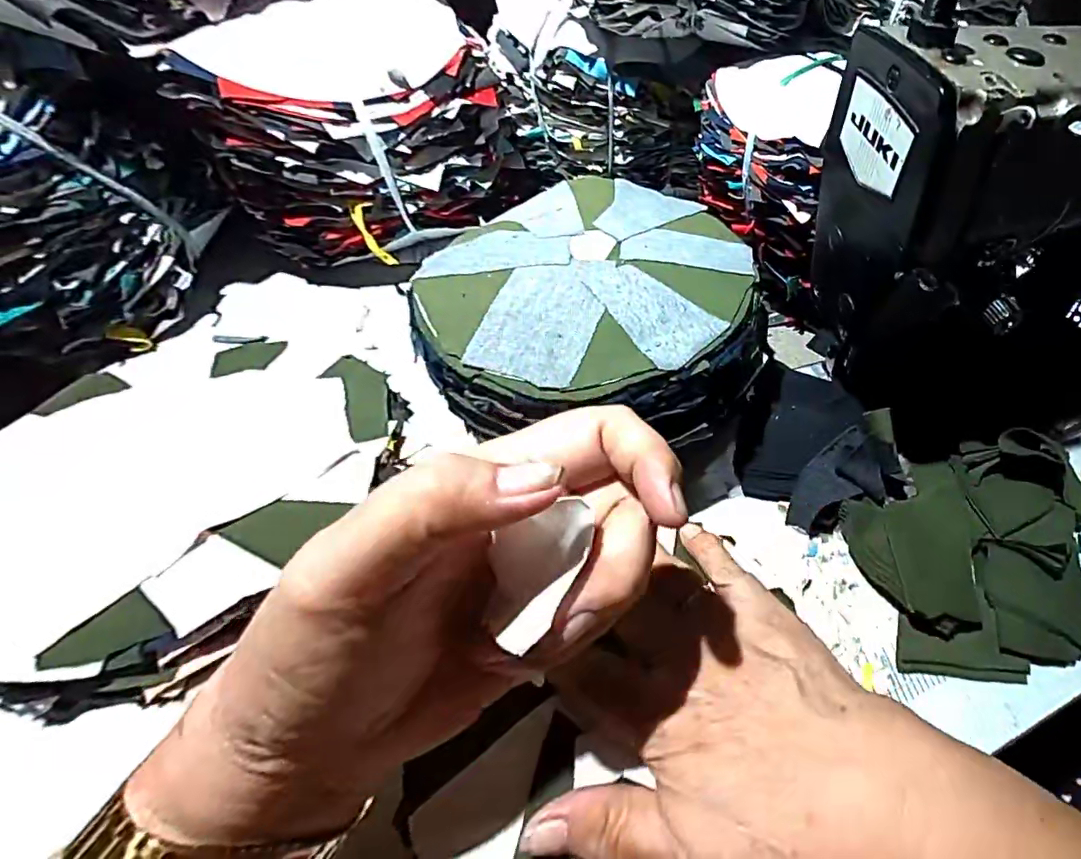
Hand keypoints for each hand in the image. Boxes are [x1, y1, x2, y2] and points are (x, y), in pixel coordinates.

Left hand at [123, 406, 686, 847]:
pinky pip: (613, 604)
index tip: (670, 513)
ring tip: (530, 649)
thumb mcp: (347, 570)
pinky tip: (527, 659)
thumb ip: (436, 504)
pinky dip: (585, 634)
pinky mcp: (563, 608)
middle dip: (621, 563)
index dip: (650, 457)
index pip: (605, 434)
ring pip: (631, 555)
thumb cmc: (311, 650)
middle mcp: (542, 508)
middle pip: (634, 502)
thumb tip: (549, 480)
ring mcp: (555, 561)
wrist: (303, 754)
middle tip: (571, 621)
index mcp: (497, 475)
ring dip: (599, 605)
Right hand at [530, 525, 1080, 858]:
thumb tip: (531, 831)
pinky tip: (694, 529)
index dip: (560, 660)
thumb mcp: (685, 843)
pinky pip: (733, 578)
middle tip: (559, 571)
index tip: (531, 634)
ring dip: (640, 569)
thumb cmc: (777, 821)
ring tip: (606, 541)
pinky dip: (713, 552)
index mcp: (660, 727)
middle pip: (626, 627)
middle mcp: (687, 671)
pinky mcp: (772, 618)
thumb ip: (612, 827)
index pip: (593, 685)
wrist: (861, 780)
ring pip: (671, 595)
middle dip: (591, 601)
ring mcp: (730, 639)